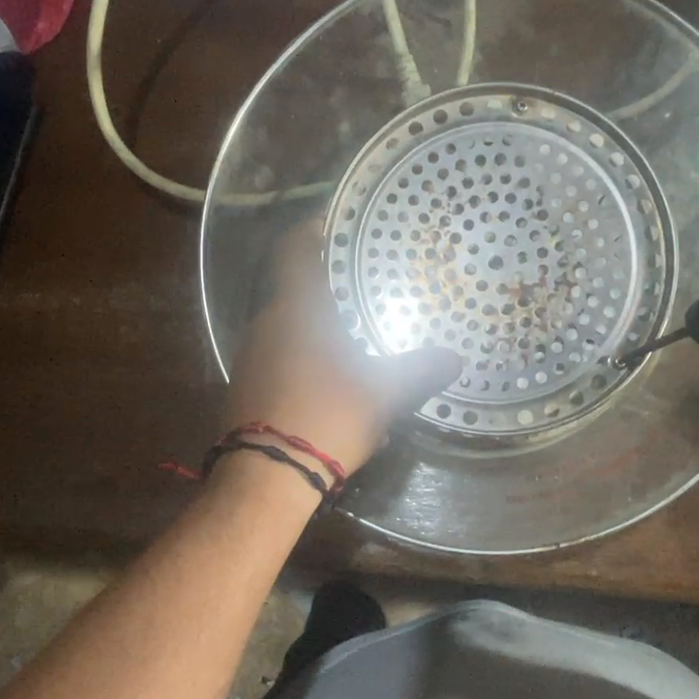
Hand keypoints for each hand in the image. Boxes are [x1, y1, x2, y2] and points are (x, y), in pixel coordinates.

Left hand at [223, 223, 462, 478]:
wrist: (267, 474)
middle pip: (292, 290)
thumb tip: (454, 358)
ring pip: (285, 328)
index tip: (331, 224)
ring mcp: (249, 358)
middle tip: (359, 288)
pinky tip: (329, 384)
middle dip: (324, 288)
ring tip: (351, 338)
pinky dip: (302, 361)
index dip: (310, 230)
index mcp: (297, 309)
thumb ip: (419, 372)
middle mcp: (266, 323)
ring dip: (313, 329)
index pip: (294, 249)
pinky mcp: (243, 389)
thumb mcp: (384, 395)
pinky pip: (277, 360)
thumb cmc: (327, 415)